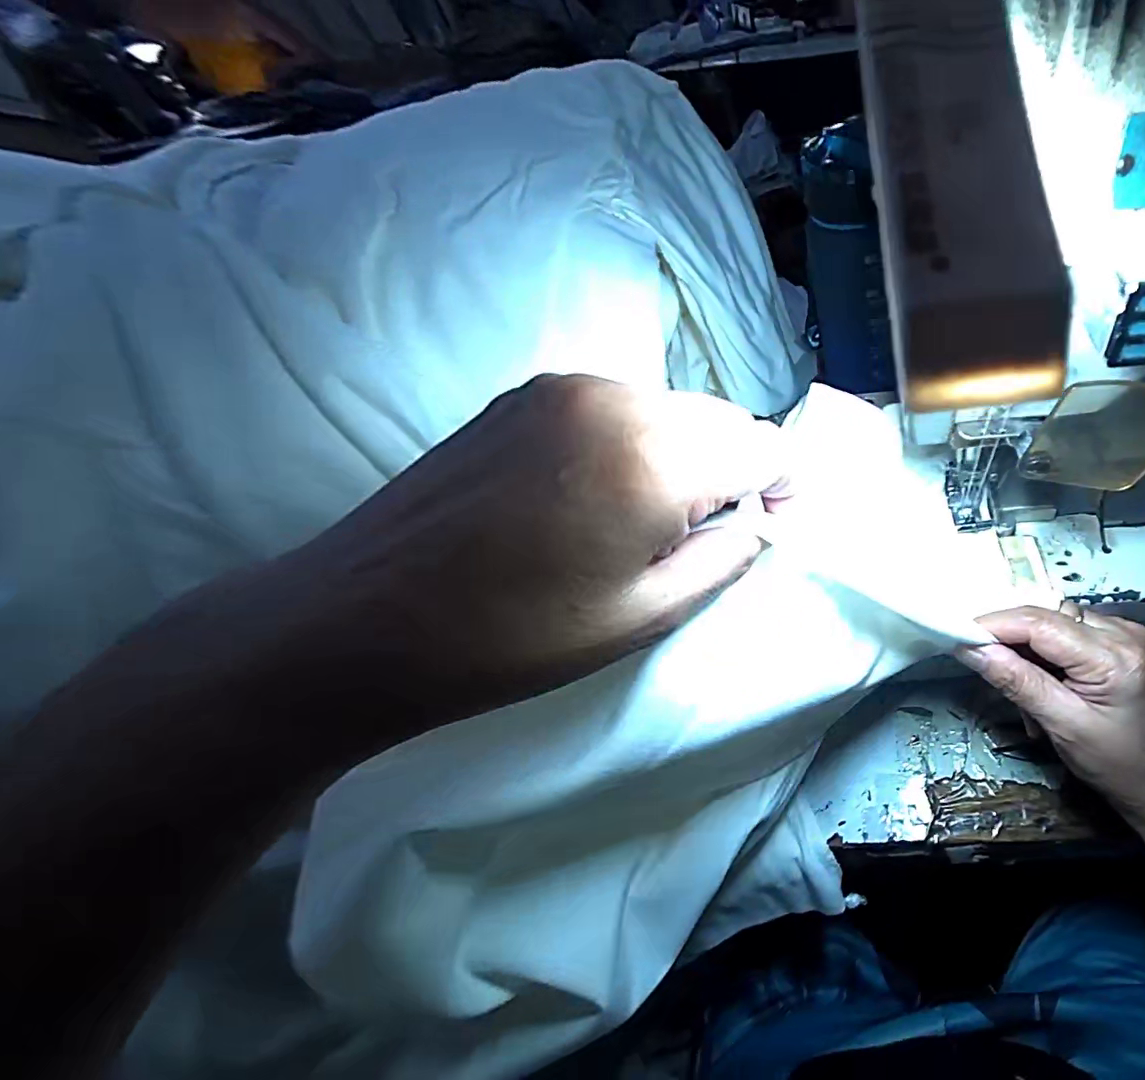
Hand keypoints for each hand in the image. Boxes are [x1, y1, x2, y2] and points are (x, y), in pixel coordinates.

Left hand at [232, 375, 790, 746]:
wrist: (360, 620)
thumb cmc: (518, 636)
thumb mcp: (649, 613)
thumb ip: (727, 556)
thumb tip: (762, 520)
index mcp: (654, 458)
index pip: (764, 446)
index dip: (783, 484)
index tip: (770, 524)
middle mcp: (618, 401)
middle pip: (724, 418)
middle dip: (739, 468)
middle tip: (713, 530)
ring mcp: (567, 388)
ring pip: (676, 408)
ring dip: (691, 453)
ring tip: (655, 516)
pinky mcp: (529, 393)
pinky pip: (625, 406)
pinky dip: (644, 440)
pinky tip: (608, 490)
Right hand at [957, 604, 1144, 839]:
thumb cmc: (1116, 763)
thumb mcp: (1062, 726)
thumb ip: (1018, 682)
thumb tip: (973, 649)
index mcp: (1114, 655)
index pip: (1041, 623)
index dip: (996, 625)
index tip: (959, 636)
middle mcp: (1121, 631)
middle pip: (1046, 617)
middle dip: (1010, 641)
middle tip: (986, 668)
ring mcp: (1121, 631)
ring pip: (1051, 623)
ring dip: (1027, 651)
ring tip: (1026, 695)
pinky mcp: (1115, 637)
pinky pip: (1065, 632)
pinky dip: (1044, 655)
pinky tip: (1045, 685)